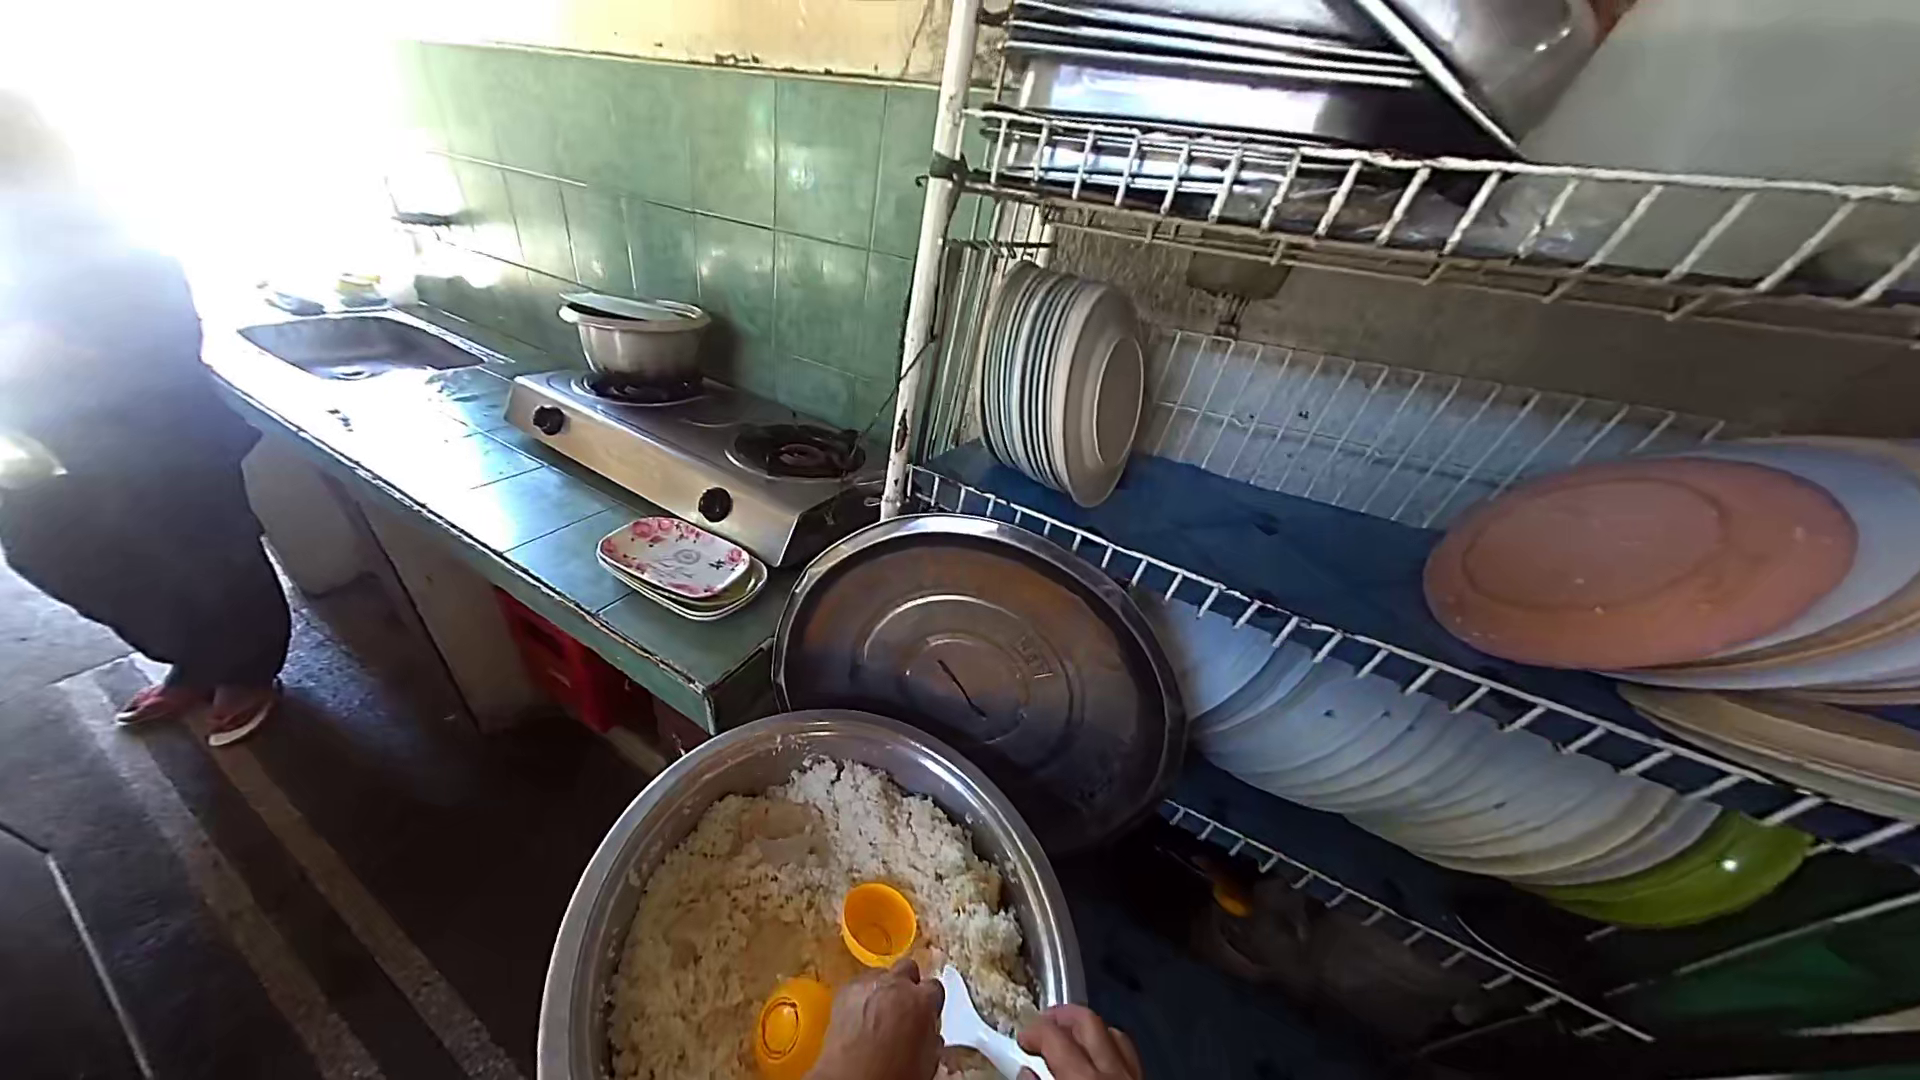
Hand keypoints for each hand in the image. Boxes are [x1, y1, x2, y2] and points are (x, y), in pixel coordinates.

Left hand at [808, 959, 944, 1079]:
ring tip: (876, 1015)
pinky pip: (858, 985)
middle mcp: (898, 984)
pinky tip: (857, 1018)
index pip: (934, 988)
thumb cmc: (892, 1077)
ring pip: (882, 975)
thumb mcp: (926, 1061)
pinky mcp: (847, 989)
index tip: (925, 1013)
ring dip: (882, 990)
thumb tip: (928, 1033)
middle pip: (908, 968)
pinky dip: (860, 998)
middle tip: (901, 1009)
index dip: (929, 1002)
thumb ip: (930, 1037)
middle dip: (906, 985)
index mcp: (923, 1001)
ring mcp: (871, 983)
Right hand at [1017, 1006, 1141, 1079]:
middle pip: (1088, 1021)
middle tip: (1044, 1025)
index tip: (1023, 1037)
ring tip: (1071, 1038)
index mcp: (1085, 1078)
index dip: (1034, 1031)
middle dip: (1063, 1016)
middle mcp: (1113, 1071)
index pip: (1055, 1037)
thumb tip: (1026, 1072)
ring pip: (1114, 1034)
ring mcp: (1135, 1076)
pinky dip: (1111, 1048)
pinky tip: (1100, 1061)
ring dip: (1089, 1030)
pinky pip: (1129, 1056)